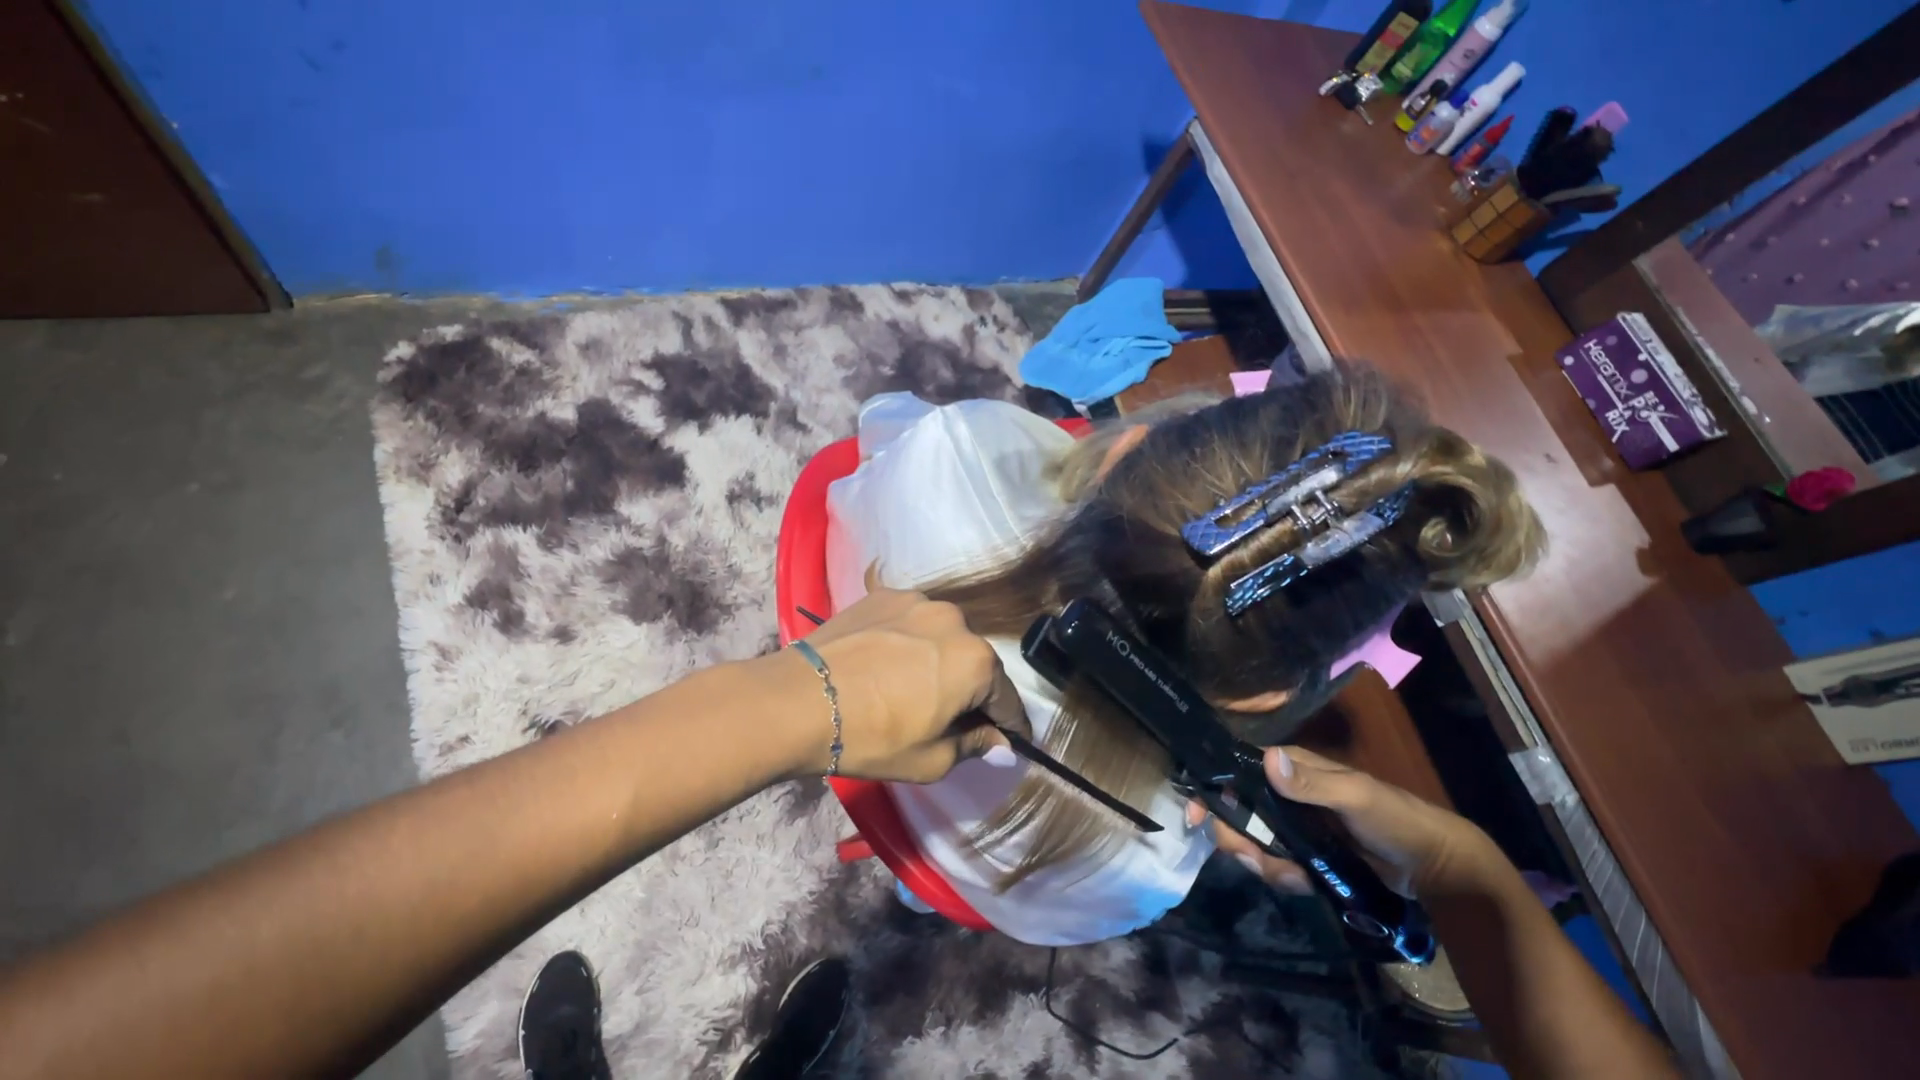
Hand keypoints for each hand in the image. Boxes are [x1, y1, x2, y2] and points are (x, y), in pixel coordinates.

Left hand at [787, 585, 1026, 783]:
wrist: (797, 700)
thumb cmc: (871, 737)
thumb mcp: (931, 760)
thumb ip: (975, 746)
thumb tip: (1000, 743)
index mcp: (976, 661)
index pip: (1008, 700)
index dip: (1011, 727)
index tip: (1009, 742)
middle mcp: (955, 619)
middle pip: (975, 663)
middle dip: (971, 691)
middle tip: (949, 719)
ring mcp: (917, 600)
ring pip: (942, 637)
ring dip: (939, 660)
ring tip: (911, 687)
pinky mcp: (883, 595)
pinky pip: (910, 621)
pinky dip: (909, 641)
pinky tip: (886, 663)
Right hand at [1189, 746, 1496, 898]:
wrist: (1434, 866)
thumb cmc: (1395, 817)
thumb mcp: (1355, 795)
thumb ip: (1311, 782)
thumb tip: (1268, 760)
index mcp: (1293, 768)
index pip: (1239, 769)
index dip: (1212, 788)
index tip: (1195, 815)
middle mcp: (1287, 794)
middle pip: (1238, 810)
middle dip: (1234, 836)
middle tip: (1246, 855)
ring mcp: (1296, 827)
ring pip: (1254, 842)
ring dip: (1261, 861)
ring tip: (1286, 874)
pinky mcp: (1307, 856)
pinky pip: (1278, 865)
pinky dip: (1283, 876)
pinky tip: (1304, 882)